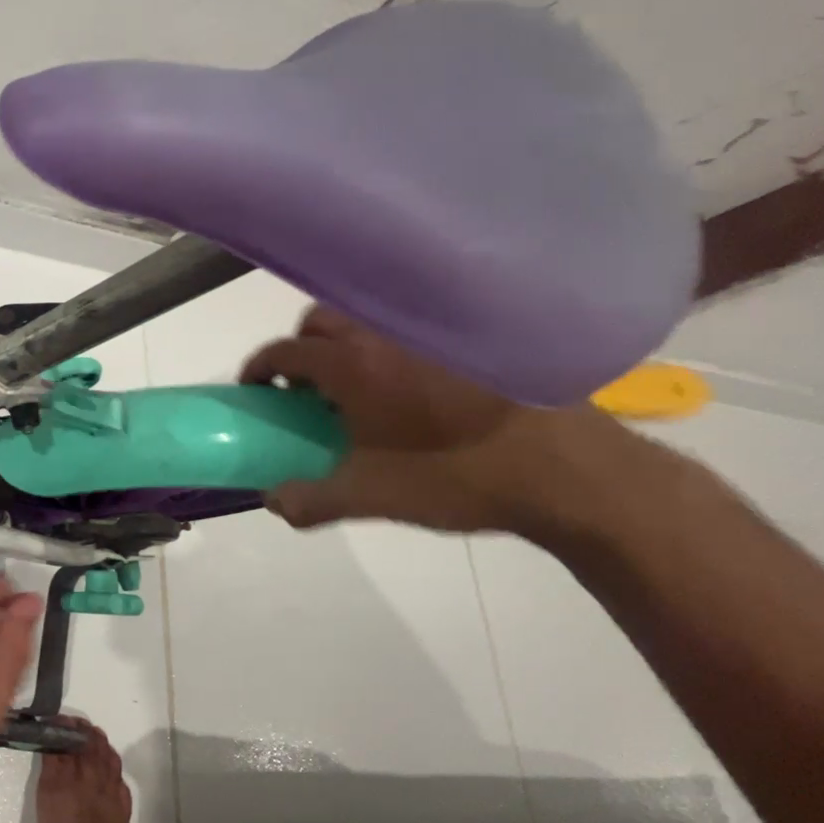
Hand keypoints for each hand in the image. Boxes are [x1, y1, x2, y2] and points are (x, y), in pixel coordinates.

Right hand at [240, 305, 627, 533]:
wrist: (567, 471)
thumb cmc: (454, 477)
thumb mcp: (370, 497)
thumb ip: (311, 499)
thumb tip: (273, 501)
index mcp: (351, 366)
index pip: (284, 351)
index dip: (260, 369)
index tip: (256, 392)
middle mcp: (384, 336)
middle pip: (321, 321)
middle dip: (302, 349)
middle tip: (307, 390)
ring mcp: (430, 335)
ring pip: (368, 322)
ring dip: (347, 345)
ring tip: (359, 389)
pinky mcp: (470, 344)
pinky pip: (410, 333)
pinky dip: (392, 350)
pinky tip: (412, 391)